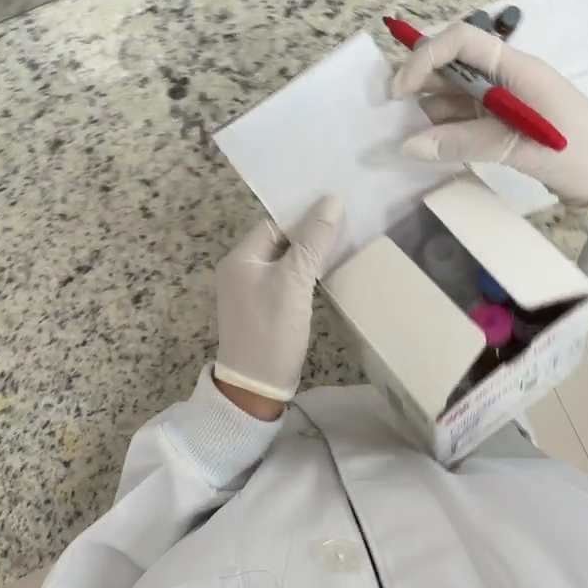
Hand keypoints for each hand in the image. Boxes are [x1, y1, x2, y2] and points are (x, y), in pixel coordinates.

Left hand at [214, 196, 342, 417]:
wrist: (256, 387)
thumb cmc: (271, 330)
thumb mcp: (294, 281)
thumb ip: (313, 240)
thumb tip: (331, 200)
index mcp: (240, 258)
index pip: (275, 224)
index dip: (304, 216)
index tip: (337, 212)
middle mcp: (241, 271)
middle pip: (280, 242)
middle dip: (310, 235)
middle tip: (347, 226)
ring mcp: (251, 292)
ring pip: (286, 262)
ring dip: (310, 256)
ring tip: (344, 247)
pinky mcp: (264, 310)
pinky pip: (286, 282)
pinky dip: (305, 276)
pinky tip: (328, 275)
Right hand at [390, 23, 587, 211]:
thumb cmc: (581, 154)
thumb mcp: (520, 147)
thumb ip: (463, 143)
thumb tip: (408, 145)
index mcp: (517, 69)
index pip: (461, 41)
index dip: (425, 57)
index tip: (400, 91)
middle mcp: (506, 78)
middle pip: (451, 64)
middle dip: (417, 80)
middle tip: (388, 111)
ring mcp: (504, 101)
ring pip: (453, 92)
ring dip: (425, 107)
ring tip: (399, 131)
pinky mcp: (503, 124)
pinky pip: (463, 117)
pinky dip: (441, 127)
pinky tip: (423, 144)